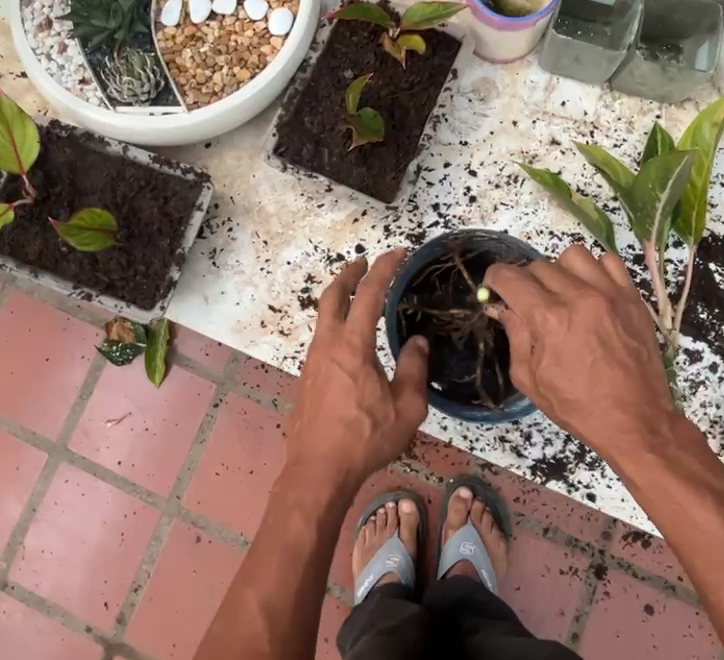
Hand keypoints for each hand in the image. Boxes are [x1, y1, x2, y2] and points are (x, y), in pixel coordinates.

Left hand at [286, 250, 429, 490]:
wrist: (317, 470)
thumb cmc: (365, 439)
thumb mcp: (406, 409)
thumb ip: (414, 370)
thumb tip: (416, 342)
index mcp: (352, 346)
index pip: (368, 295)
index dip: (384, 270)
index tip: (397, 253)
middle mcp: (327, 345)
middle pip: (333, 296)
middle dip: (349, 274)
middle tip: (364, 263)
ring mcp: (312, 361)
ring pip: (323, 317)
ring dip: (339, 298)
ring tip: (358, 296)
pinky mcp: (307, 377)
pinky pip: (321, 338)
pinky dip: (335, 323)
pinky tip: (349, 338)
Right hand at [483, 245, 676, 457]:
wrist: (637, 422)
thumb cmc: (578, 407)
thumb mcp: (530, 379)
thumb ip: (514, 335)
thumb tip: (504, 307)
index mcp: (548, 319)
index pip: (509, 277)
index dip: (494, 280)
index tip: (495, 288)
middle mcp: (578, 297)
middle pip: (538, 266)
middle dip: (526, 281)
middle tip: (529, 303)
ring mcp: (609, 294)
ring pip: (573, 256)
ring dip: (560, 270)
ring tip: (563, 293)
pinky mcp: (632, 298)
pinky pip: (609, 262)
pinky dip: (595, 271)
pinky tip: (592, 291)